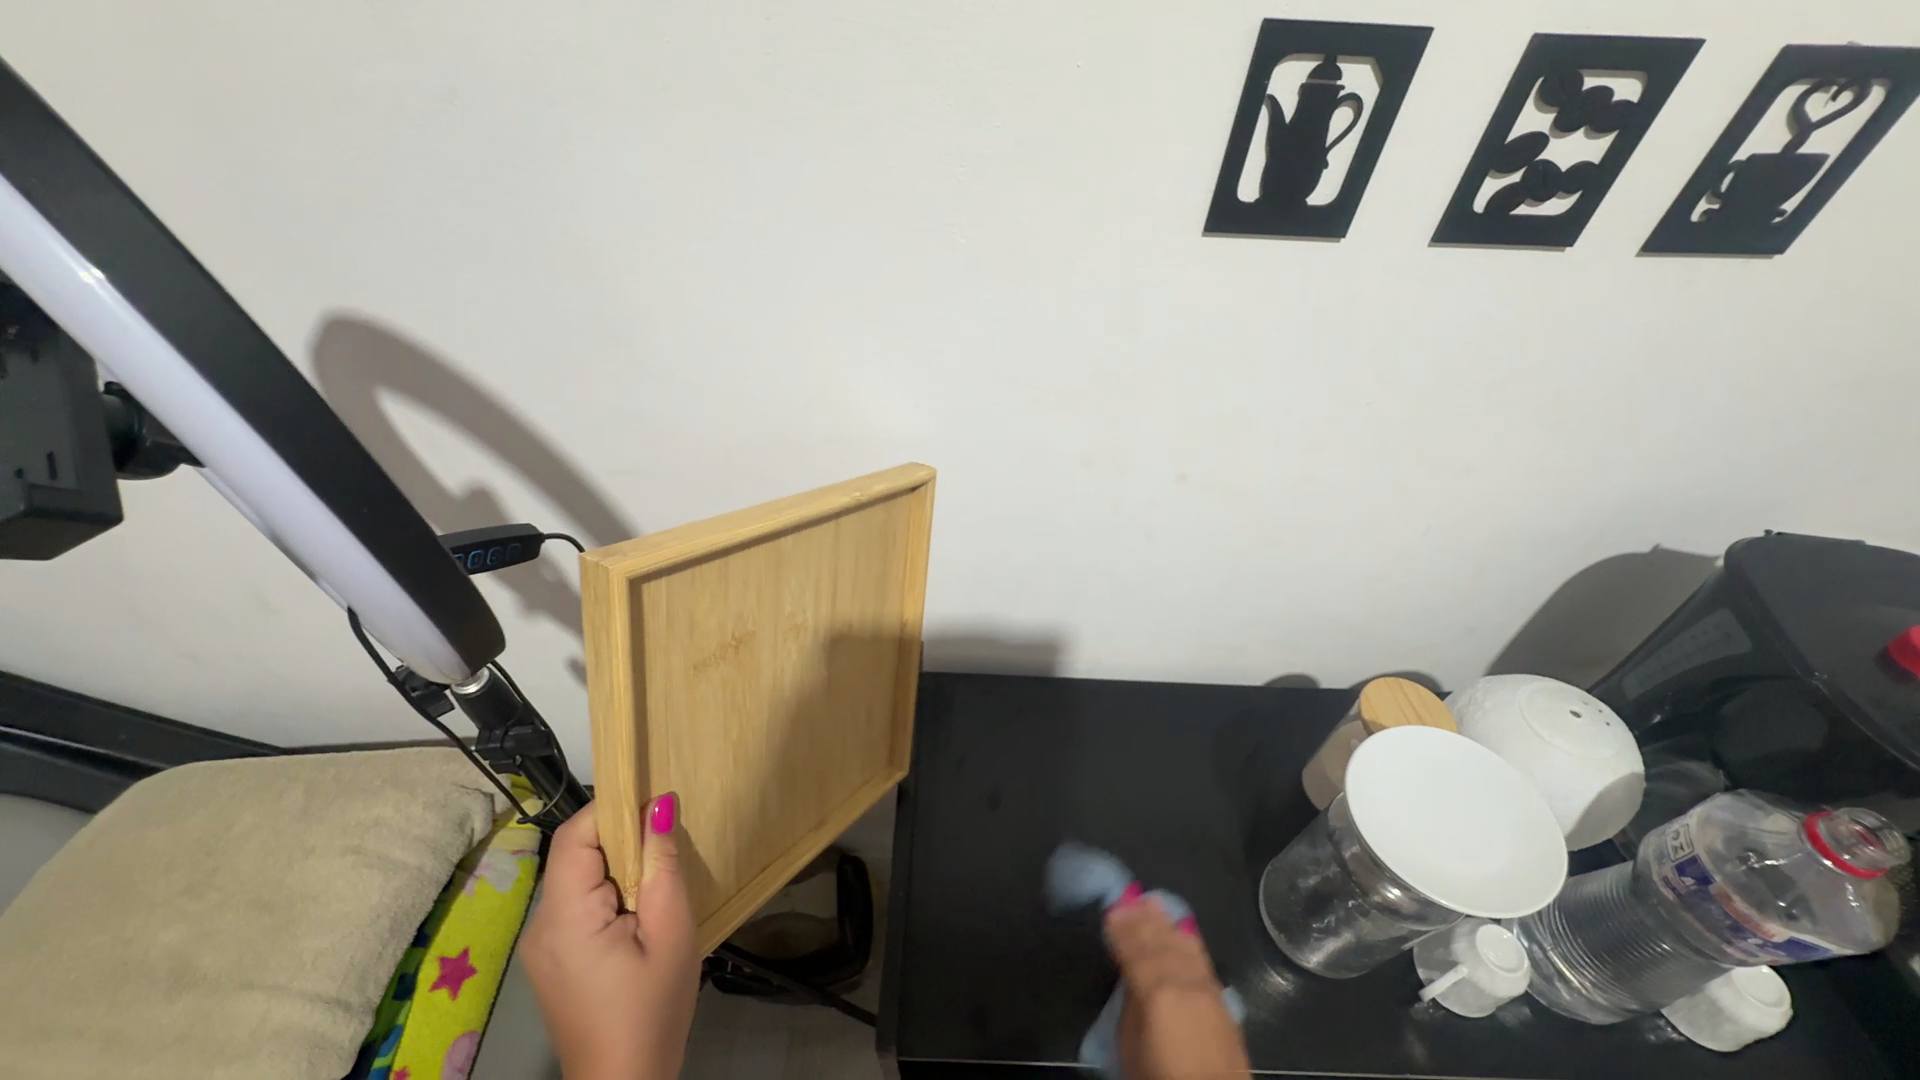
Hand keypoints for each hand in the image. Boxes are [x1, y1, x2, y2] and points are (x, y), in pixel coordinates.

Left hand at [521, 795, 699, 1079]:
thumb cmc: (652, 1010)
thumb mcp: (671, 932)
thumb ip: (662, 866)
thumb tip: (659, 805)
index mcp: (564, 916)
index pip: (575, 834)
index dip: (613, 809)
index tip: (655, 805)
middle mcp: (541, 923)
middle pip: (575, 854)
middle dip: (620, 839)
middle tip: (667, 844)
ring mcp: (541, 943)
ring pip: (578, 877)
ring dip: (617, 866)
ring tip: (658, 880)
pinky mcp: (551, 958)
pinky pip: (576, 903)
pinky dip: (607, 892)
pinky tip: (638, 912)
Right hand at [1105, 896, 1249, 1079]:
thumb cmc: (1161, 1077)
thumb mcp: (1131, 1045)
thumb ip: (1131, 1005)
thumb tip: (1131, 980)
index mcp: (1156, 992)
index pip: (1134, 950)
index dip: (1121, 929)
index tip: (1111, 909)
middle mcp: (1184, 982)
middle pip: (1159, 942)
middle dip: (1142, 919)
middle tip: (1128, 898)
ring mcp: (1207, 988)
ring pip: (1183, 945)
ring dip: (1166, 922)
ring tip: (1152, 902)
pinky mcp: (1223, 1000)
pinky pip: (1202, 959)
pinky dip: (1189, 940)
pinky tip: (1183, 930)